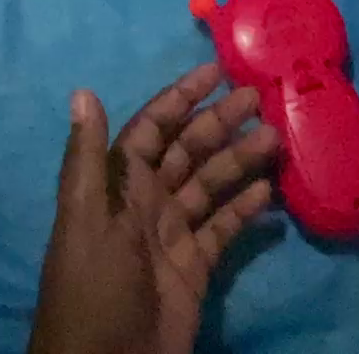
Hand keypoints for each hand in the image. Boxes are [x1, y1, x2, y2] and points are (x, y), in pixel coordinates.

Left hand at [29, 64, 277, 353]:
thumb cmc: (93, 288)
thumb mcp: (86, 219)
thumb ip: (88, 157)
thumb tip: (83, 91)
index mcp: (119, 185)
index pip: (153, 128)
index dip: (180, 97)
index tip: (215, 70)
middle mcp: (147, 202)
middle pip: (188, 150)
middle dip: (220, 121)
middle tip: (259, 98)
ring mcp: (172, 235)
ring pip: (211, 184)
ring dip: (240, 160)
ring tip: (275, 138)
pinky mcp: (194, 268)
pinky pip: (223, 228)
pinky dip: (245, 209)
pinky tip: (270, 192)